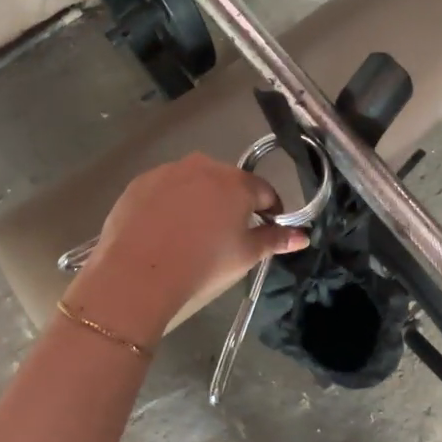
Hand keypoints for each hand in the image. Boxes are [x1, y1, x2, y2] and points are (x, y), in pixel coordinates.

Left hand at [61, 153, 308, 348]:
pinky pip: (165, 190)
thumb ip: (275, 240)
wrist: (138, 274)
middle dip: (232, 204)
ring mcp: (168, 171)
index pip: (265, 192)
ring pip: (194, 183)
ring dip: (200, 202)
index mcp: (237, 183)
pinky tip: (164, 232)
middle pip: (228, 183)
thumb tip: (303, 236)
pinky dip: (169, 205)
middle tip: (225, 237)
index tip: (264, 231)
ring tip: (191, 235)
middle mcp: (204, 166)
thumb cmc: (203, 264)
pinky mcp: (139, 182)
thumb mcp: (245, 256)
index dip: (270, 212)